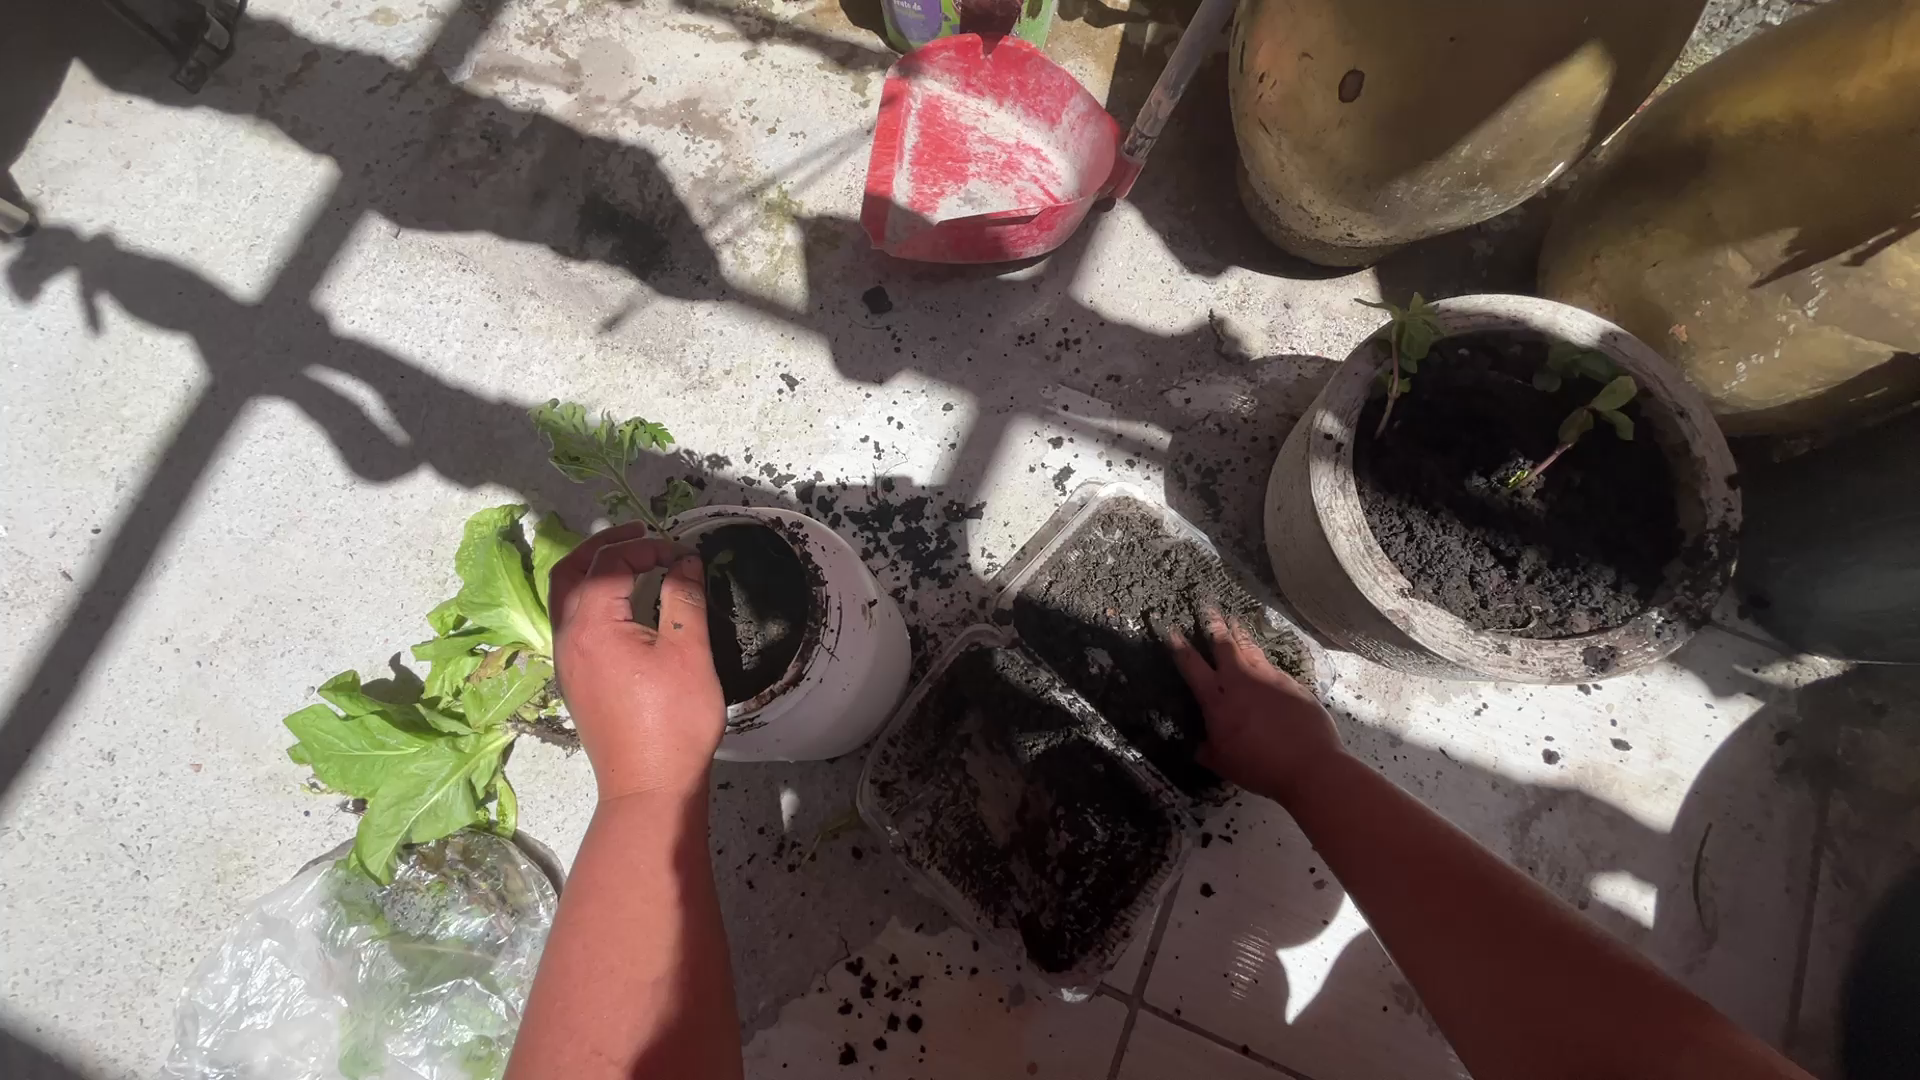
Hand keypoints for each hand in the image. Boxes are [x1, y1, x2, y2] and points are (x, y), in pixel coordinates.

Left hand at [549, 522, 725, 802]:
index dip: (646, 547)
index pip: (609, 565)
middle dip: (605, 546)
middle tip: (642, 533)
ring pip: (567, 597)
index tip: (681, 551)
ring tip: (633, 558)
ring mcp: (568, 661)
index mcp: (592, 627)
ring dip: (596, 570)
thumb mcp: (688, 653)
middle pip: (570, 573)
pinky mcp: (578, 679)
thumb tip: (685, 560)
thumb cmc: (674, 719)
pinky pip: (574, 620)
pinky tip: (625, 602)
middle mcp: (568, 639)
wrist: (649, 786)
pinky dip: (595, 596)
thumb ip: (683, 599)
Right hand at [1167, 611, 1345, 803]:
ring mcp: (1269, 679)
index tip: (1171, 629)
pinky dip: (1264, 660)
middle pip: (1224, 644)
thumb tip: (1196, 746)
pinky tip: (1265, 662)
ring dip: (1240, 633)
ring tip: (1234, 619)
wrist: (1311, 766)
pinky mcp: (1293, 684)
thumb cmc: (1259, 767)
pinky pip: (1273, 667)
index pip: (1191, 665)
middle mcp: (1241, 682)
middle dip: (1213, 623)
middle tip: (1208, 606)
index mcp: (1217, 700)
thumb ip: (1206, 750)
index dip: (1179, 646)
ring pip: (1250, 648)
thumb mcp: (1222, 763)